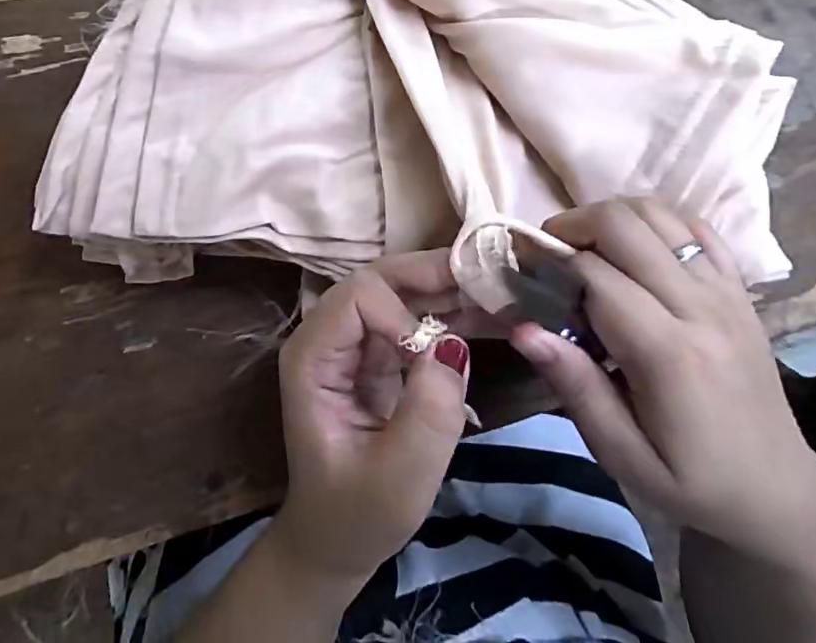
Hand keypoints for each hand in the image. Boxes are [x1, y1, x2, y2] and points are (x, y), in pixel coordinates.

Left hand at [269, 254, 471, 587]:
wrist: (340, 540)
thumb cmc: (358, 512)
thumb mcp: (399, 477)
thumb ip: (428, 412)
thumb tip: (453, 344)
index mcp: (313, 357)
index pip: (357, 298)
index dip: (402, 313)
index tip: (436, 352)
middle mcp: (331, 336)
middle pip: (382, 279)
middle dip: (435, 275)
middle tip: (490, 275)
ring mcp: (358, 342)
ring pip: (405, 290)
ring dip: (452, 288)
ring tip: (502, 288)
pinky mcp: (382, 353)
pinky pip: (419, 316)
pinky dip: (455, 312)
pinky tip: (494, 313)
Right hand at [508, 198, 815, 580]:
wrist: (777, 494)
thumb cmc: (691, 484)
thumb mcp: (622, 455)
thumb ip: (575, 386)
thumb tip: (522, 329)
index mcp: (668, 352)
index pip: (595, 273)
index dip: (549, 258)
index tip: (521, 265)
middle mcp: (701, 308)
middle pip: (625, 224)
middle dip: (574, 224)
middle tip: (549, 252)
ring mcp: (726, 292)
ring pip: (658, 213)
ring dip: (612, 217)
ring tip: (587, 248)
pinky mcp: (740, 291)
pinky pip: (696, 228)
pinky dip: (658, 223)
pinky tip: (638, 251)